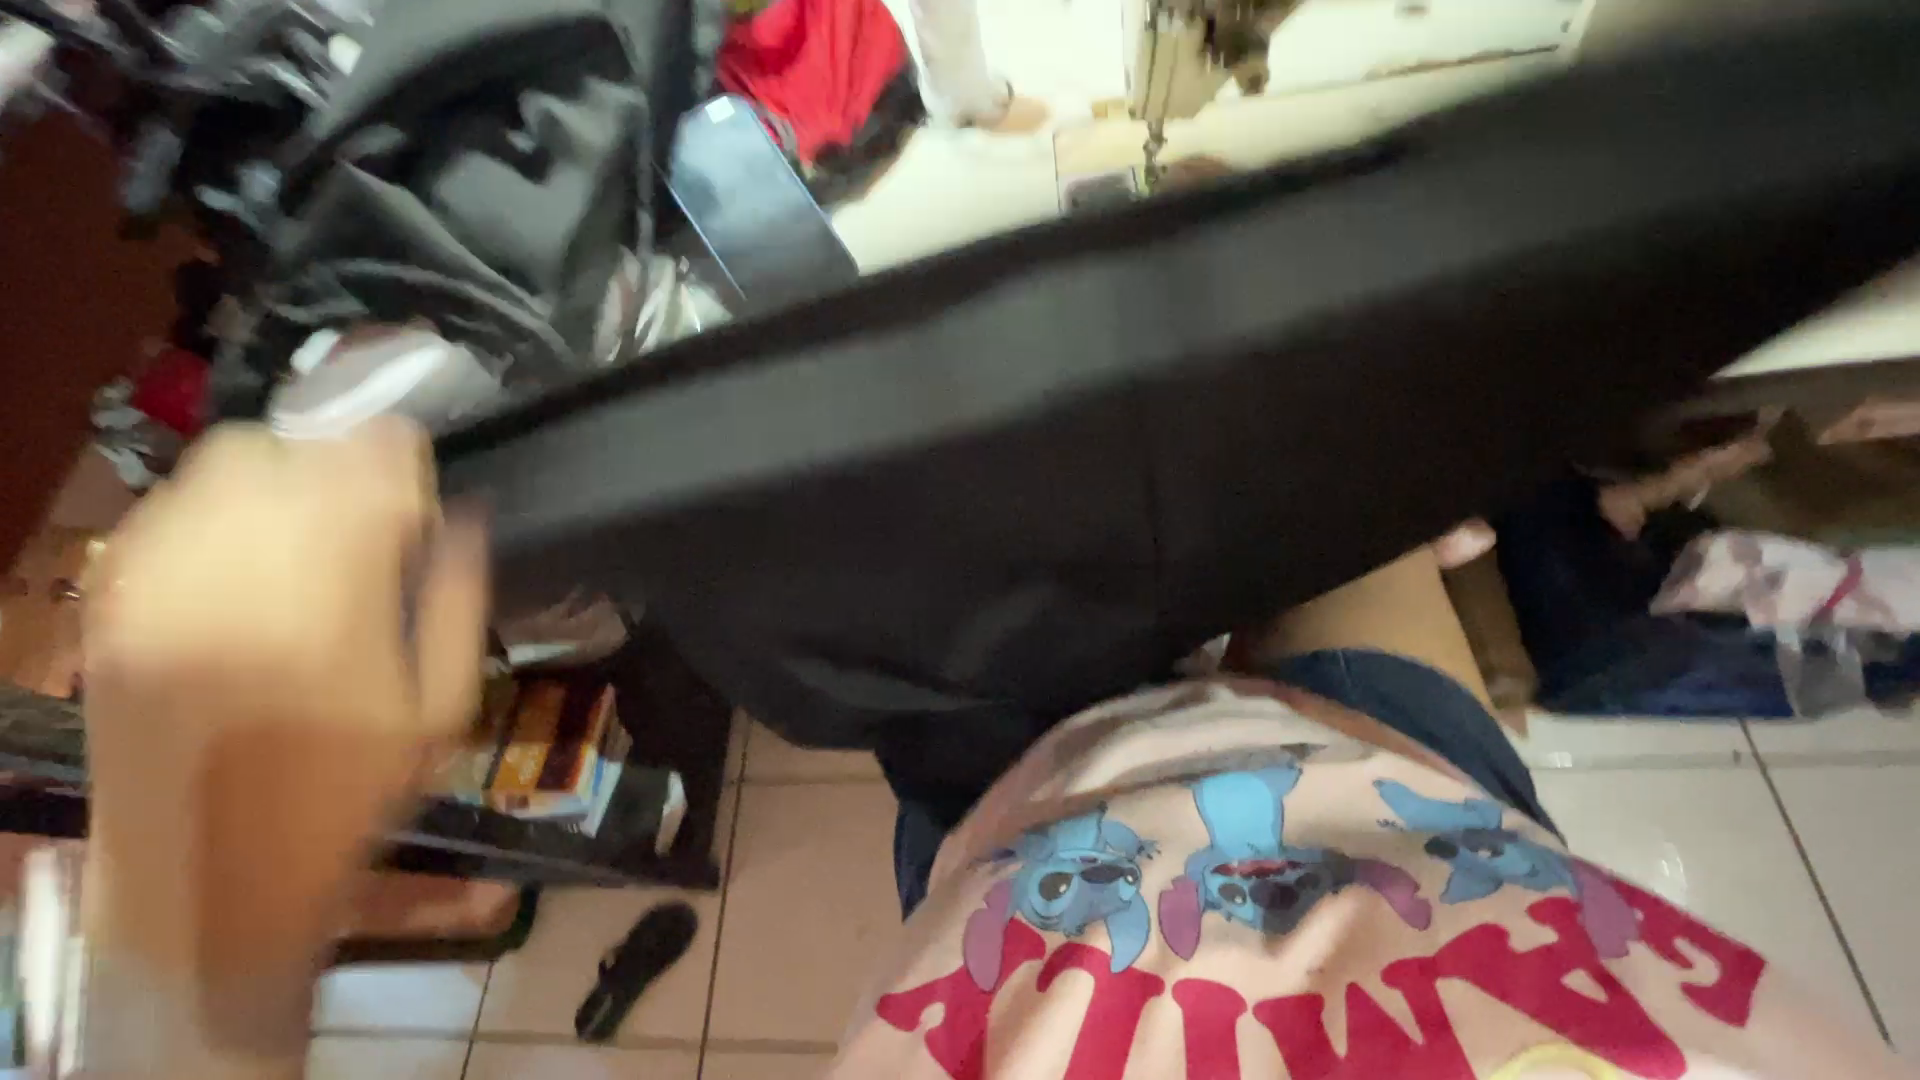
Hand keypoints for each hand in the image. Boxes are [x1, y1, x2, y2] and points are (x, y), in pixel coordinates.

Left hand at [80, 419, 488, 1063]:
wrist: (210, 875)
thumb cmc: (352, 795)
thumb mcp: (442, 707)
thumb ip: (456, 602)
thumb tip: (461, 521)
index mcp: (330, 608)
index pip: (364, 476)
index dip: (400, 454)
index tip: (421, 462)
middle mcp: (233, 580)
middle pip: (286, 451)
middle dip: (343, 458)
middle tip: (377, 495)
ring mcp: (160, 589)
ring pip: (219, 468)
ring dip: (284, 473)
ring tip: (318, 514)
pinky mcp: (117, 606)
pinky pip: (170, 511)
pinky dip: (223, 504)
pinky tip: (256, 542)